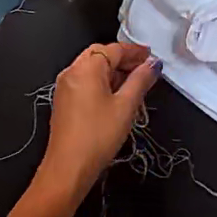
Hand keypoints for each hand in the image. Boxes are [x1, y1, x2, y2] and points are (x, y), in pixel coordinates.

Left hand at [37, 42, 161, 194]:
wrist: (68, 167)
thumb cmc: (98, 135)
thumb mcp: (126, 106)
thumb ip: (140, 81)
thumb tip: (153, 65)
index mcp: (85, 68)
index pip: (113, 49)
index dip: (134, 51)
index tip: (151, 56)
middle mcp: (71, 72)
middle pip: (100, 56)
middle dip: (123, 60)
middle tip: (144, 68)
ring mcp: (64, 87)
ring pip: (92, 70)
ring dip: (113, 72)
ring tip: (135, 83)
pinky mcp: (63, 102)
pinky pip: (85, 83)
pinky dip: (102, 83)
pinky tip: (117, 96)